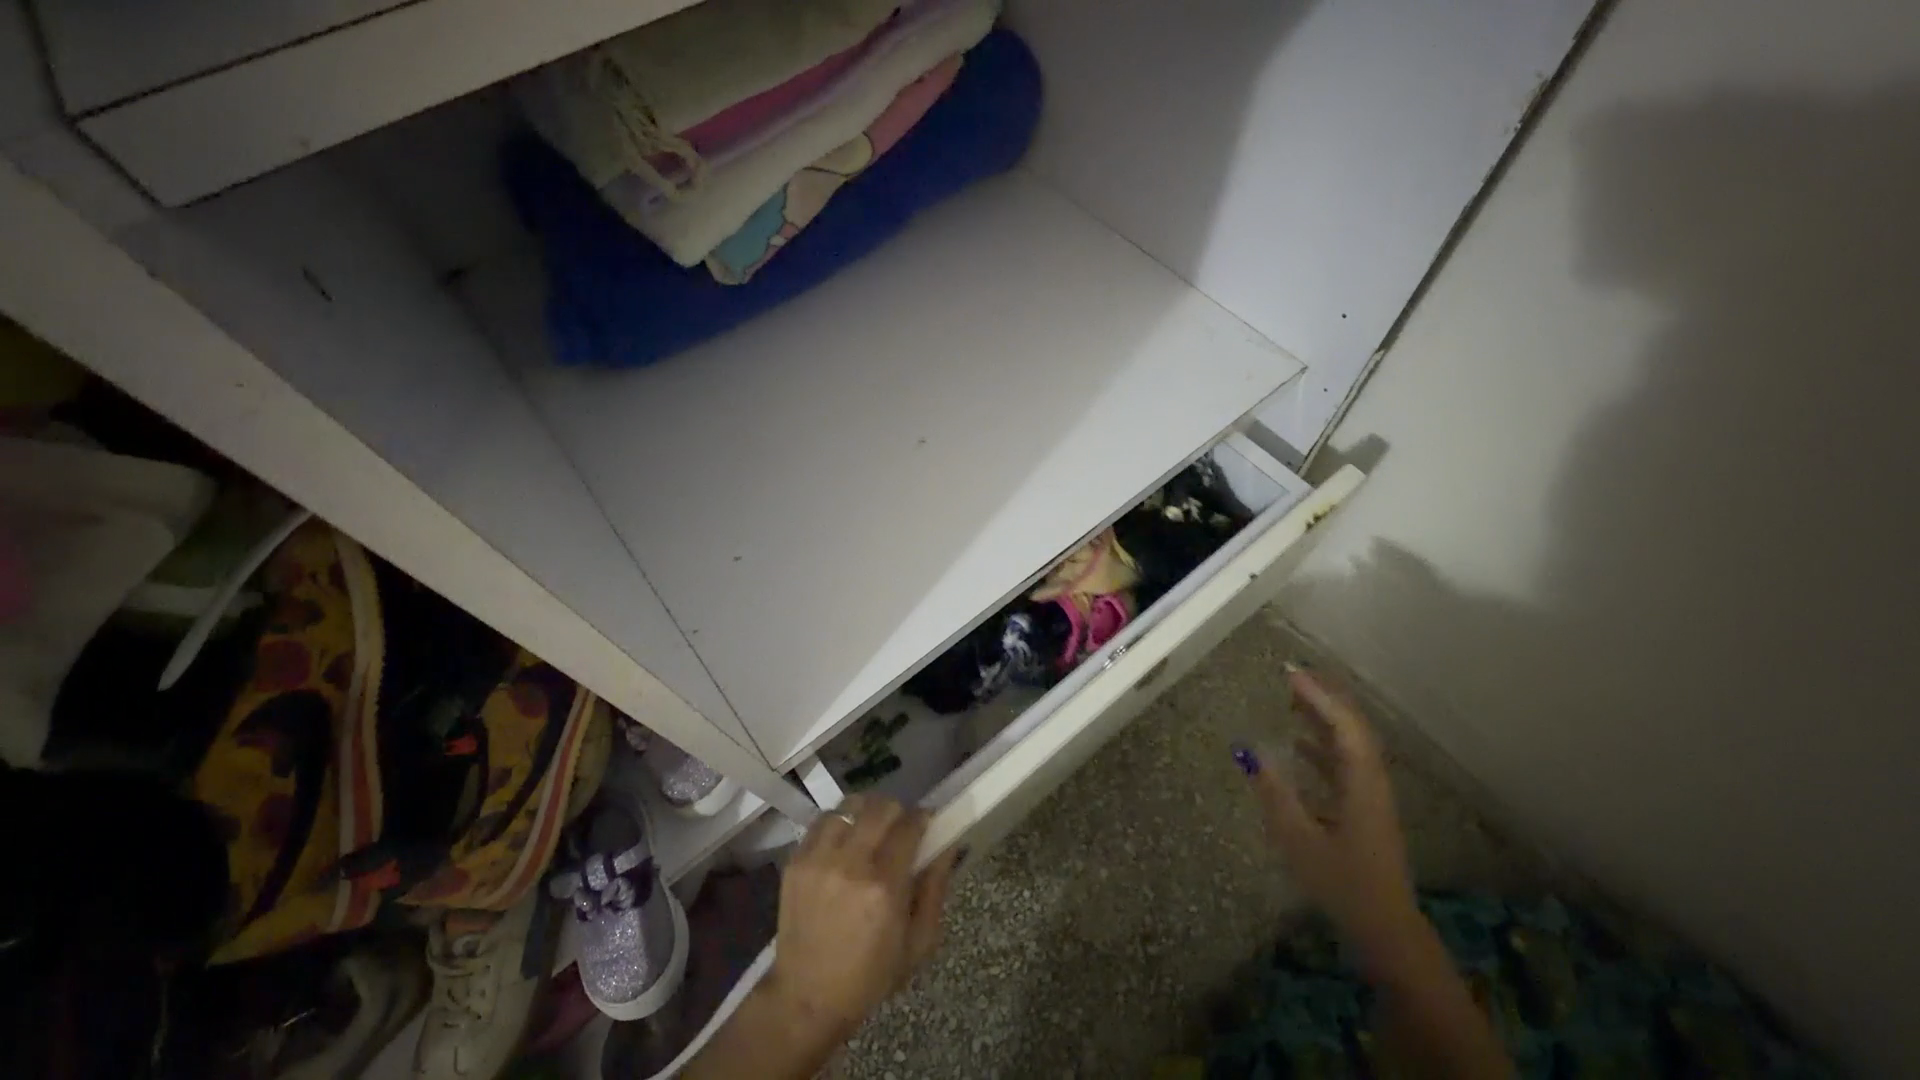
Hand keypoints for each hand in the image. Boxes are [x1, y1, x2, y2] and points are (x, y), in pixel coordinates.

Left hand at [764, 794, 958, 1037]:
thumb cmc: (870, 976)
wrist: (807, 996)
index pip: (909, 825)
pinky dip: (838, 823)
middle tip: (900, 828)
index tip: (927, 823)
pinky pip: (821, 822)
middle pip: (880, 807)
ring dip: (866, 812)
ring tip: (870, 830)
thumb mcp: (919, 943)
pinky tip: (844, 842)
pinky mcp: (795, 862)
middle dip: (897, 811)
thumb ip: (936, 889)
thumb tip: (947, 846)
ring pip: (848, 806)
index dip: (923, 818)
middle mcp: (850, 864)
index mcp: (885, 887)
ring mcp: (818, 860)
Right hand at [1238, 667, 1419, 956]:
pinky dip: (1324, 745)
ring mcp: (1371, 796)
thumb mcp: (1299, 840)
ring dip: (1324, 718)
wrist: (1385, 926)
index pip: (1342, 726)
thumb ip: (1275, 794)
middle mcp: (1372, 781)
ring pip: (1349, 744)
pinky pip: (1345, 763)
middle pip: (1352, 728)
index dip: (1317, 697)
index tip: (1288, 673)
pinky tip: (1300, 743)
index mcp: (1362, 783)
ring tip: (1292, 699)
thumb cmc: (1342, 883)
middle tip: (1292, 675)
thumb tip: (1251, 753)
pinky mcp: (1365, 810)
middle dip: (1325, 698)